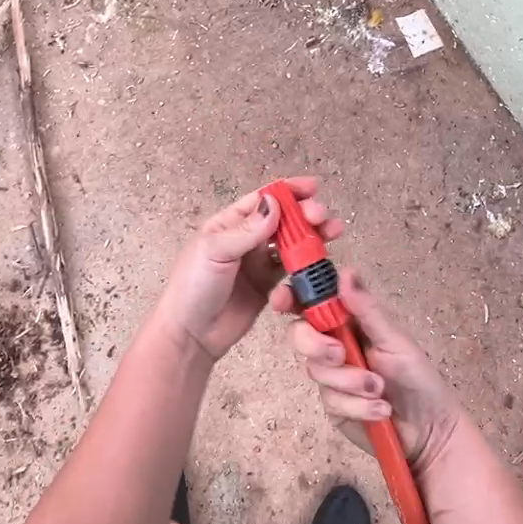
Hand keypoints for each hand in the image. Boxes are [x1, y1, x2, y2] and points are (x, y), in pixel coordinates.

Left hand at [150, 177, 339, 362]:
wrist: (190, 335)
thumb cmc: (193, 287)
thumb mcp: (215, 251)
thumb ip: (246, 230)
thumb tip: (274, 203)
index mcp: (229, 223)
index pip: (263, 200)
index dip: (288, 191)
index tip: (312, 188)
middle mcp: (246, 239)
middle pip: (282, 219)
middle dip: (305, 214)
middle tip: (322, 217)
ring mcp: (257, 263)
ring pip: (291, 243)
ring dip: (311, 237)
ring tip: (332, 233)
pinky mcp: (267, 286)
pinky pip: (291, 271)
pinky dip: (306, 266)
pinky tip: (318, 263)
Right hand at [276, 267, 463, 474]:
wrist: (431, 432)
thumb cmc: (418, 378)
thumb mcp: (395, 340)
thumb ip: (367, 309)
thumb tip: (345, 271)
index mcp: (348, 320)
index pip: (311, 301)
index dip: (290, 296)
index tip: (283, 300)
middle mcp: (334, 344)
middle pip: (299, 334)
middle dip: (316, 345)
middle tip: (341, 355)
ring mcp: (331, 376)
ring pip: (316, 370)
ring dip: (350, 382)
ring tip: (381, 391)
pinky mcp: (333, 406)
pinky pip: (331, 401)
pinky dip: (358, 406)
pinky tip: (380, 411)